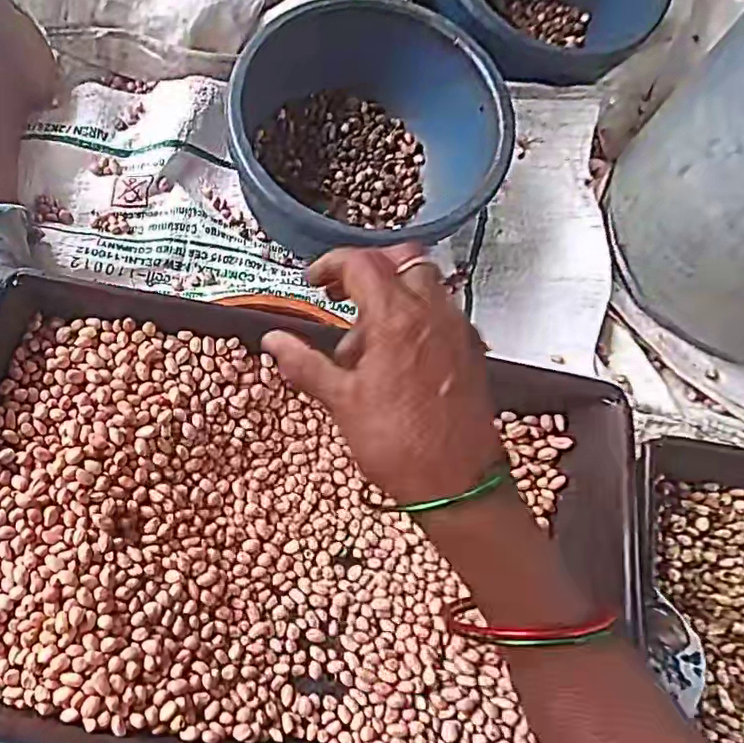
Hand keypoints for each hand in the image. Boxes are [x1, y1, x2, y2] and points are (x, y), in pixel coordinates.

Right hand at [261, 245, 504, 504]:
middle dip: (366, 270)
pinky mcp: (469, 351)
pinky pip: (440, 314)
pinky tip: (391, 359)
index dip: (331, 264)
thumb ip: (304, 363)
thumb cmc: (397, 443)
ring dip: (390, 296)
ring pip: (424, 286)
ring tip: (362, 341)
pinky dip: (412, 318)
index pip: (362, 264)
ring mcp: (457, 331)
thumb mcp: (339, 401)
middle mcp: (433, 315)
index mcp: (396, 321)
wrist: (454, 481)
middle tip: (340, 296)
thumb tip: (274, 340)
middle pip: (402, 261)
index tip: (313, 281)